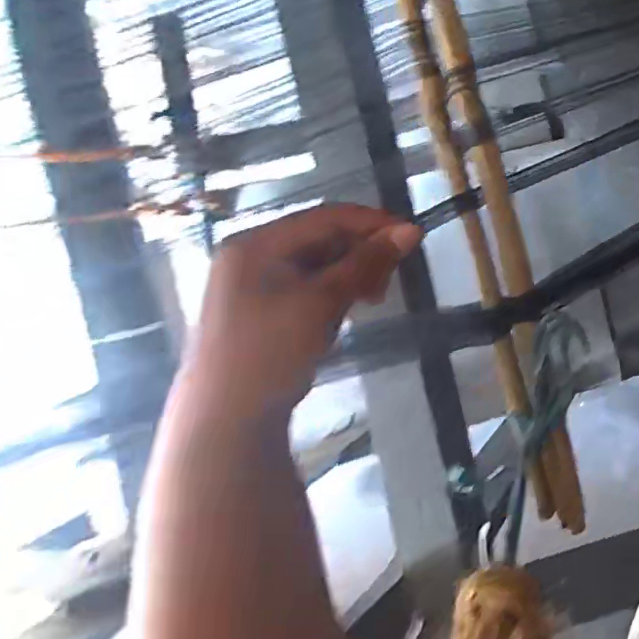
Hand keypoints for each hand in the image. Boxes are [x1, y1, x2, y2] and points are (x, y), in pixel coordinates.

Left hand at [182, 203, 421, 421]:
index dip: (373, 223)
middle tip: (389, 282)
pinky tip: (345, 314)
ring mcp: (254, 283)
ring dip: (353, 275)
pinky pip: (310, 286)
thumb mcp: (323, 302)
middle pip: (323, 238)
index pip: (326, 217)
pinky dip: (335, 293)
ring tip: (372, 300)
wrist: (224, 422)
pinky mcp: (262, 309)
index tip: (414, 237)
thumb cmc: (270, 351)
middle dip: (363, 254)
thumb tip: (411, 229)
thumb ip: (368, 262)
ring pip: (320, 264)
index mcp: (256, 244)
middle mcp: (251, 255)